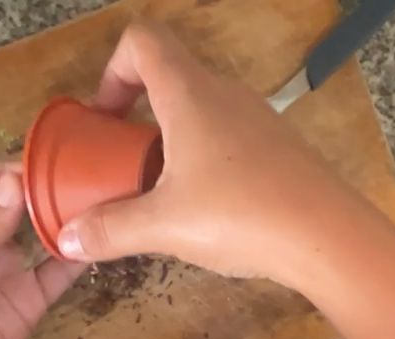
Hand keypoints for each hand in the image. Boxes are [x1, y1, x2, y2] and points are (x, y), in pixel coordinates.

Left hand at [0, 170, 84, 338]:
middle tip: (86, 178)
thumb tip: (14, 181)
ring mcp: (5, 269)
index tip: (52, 160)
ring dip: (63, 222)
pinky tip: (99, 244)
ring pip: (39, 236)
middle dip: (46, 192)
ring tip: (100, 203)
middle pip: (17, 205)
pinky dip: (74, 261)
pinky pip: (55, 275)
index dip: (13, 171)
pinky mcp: (27, 301)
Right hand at [54, 21, 377, 287]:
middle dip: (143, 118)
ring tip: (171, 198)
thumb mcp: (166, 226)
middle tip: (132, 168)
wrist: (325, 236)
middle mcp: (226, 95)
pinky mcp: (283, 151)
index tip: (106, 120)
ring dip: (178, 144)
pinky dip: (213, 165)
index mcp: (190, 95)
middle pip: (174, 80)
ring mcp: (261, 121)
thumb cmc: (240, 216)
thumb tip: (69, 240)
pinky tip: (216, 213)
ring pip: (206, 115)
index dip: (113, 71)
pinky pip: (235, 143)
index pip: (142, 42)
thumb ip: (113, 230)